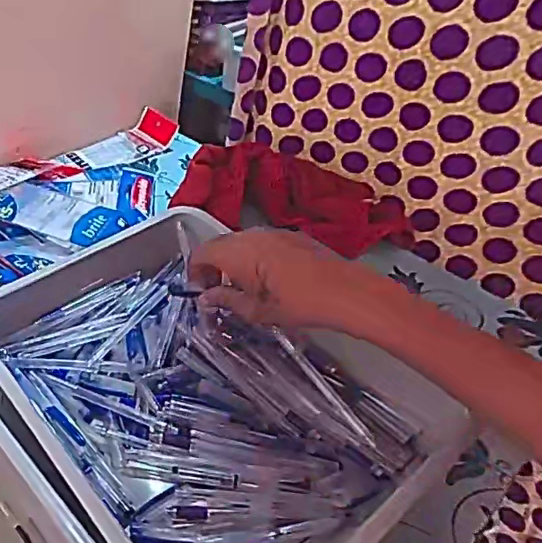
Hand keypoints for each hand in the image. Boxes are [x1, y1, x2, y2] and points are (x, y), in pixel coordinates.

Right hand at [188, 228, 401, 335]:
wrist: (346, 291)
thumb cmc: (300, 304)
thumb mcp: (256, 311)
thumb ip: (226, 301)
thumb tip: (207, 298)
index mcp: (237, 253)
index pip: (201, 253)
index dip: (195, 272)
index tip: (200, 292)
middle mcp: (252, 235)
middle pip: (219, 245)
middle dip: (212, 267)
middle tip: (217, 293)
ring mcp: (273, 232)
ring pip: (240, 242)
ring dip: (233, 261)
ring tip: (243, 289)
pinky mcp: (291, 234)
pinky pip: (260, 241)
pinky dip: (253, 256)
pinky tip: (267, 279)